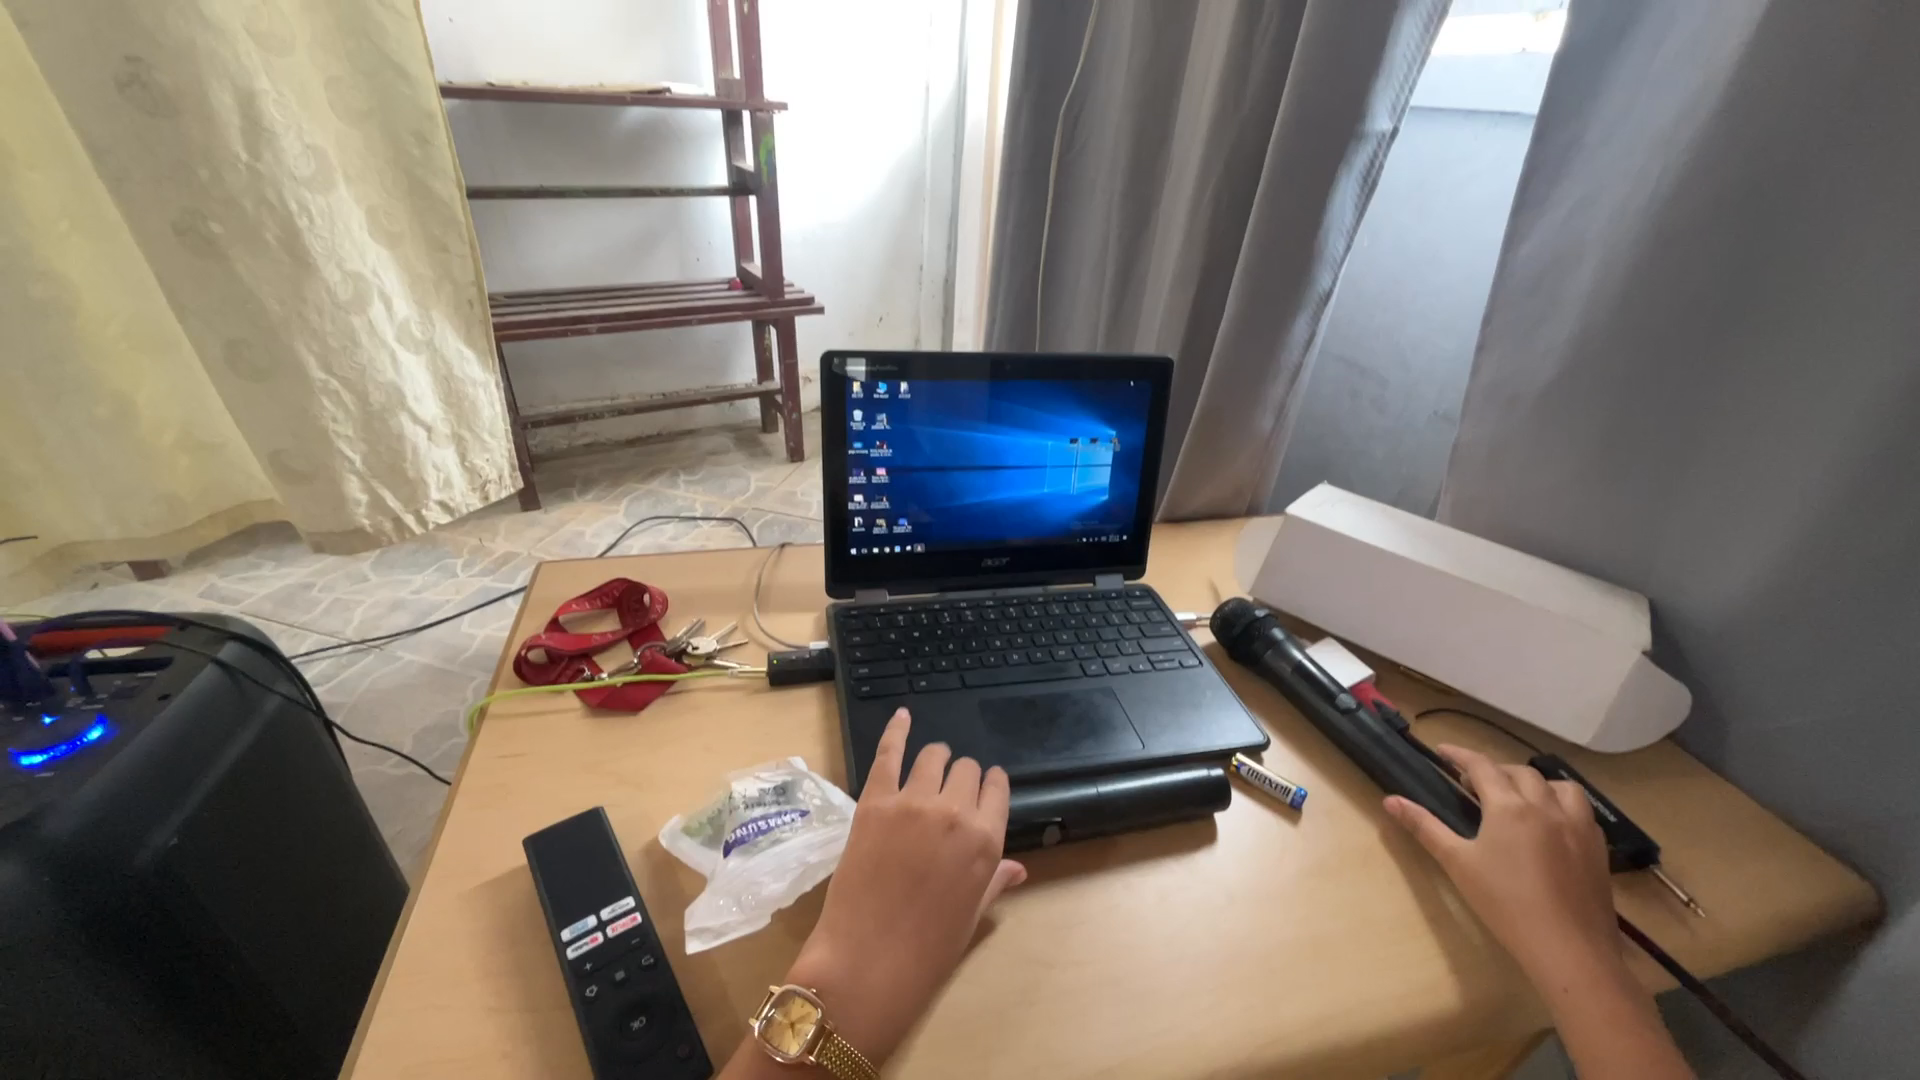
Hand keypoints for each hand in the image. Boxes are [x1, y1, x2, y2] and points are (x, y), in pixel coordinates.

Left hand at [786, 709, 1025, 1064]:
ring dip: (937, 759)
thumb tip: (1018, 868)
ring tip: (930, 766)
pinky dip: (896, 730)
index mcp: (986, 840)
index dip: (990, 787)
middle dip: (963, 778)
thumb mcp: (971, 916)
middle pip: (967, 770)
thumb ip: (995, 881)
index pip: (997, 789)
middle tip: (950, 794)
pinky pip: (888, 752)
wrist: (867, 962)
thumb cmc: (927, 950)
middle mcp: (955, 812)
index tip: (984, 789)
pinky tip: (902, 716)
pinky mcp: (874, 800)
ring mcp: (913, 802)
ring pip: (934, 756)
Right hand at [1384, 744, 1621, 991]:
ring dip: (1535, 783)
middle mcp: (1546, 807)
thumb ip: (1424, 826)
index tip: (1442, 751)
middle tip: (1473, 785)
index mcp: (1509, 807)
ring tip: (1518, 797)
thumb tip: (1390, 800)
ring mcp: (1577, 827)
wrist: (1568, 948)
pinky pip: (1582, 811)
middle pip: (1520, 772)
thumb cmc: (1504, 903)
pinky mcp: (1597, 850)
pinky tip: (1550, 825)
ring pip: (1560, 786)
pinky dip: (1561, 804)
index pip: (1481, 766)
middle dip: (1494, 770)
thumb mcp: (1456, 862)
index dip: (1460, 755)